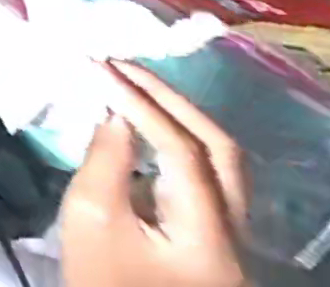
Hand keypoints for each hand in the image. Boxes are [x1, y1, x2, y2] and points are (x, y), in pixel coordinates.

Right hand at [62, 62, 249, 286]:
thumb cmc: (102, 276)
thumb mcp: (92, 217)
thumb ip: (106, 159)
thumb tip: (114, 112)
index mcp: (211, 233)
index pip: (183, 149)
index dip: (140, 102)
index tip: (96, 65)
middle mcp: (237, 232)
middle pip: (222, 151)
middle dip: (169, 99)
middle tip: (119, 64)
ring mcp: (229, 235)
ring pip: (219, 161)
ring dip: (174, 113)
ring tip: (127, 81)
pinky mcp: (210, 234)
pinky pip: (202, 173)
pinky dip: (171, 135)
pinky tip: (137, 119)